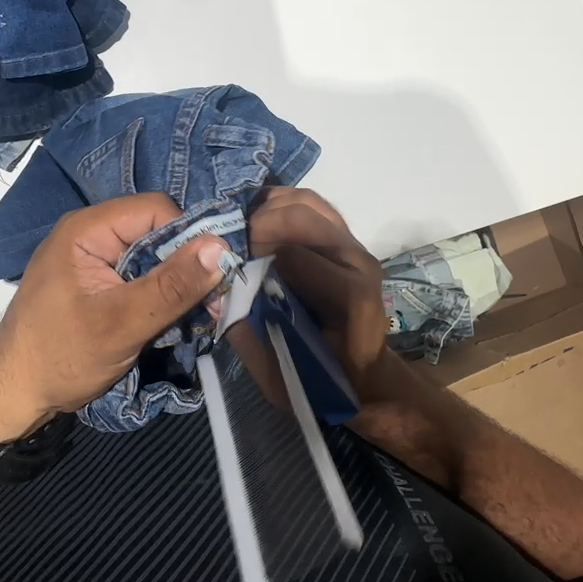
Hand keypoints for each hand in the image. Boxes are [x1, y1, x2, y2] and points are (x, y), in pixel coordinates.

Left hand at [0, 193, 227, 441]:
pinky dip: (159, 296)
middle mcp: (91, 233)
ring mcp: (93, 259)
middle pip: (157, 231)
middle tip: (211, 306)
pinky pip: (139, 276)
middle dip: (186, 266)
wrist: (12, 395)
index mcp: (88, 229)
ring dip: (175, 286)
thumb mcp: (122, 324)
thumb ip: (171, 286)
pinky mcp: (97, 282)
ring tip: (195, 319)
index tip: (213, 278)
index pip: (157, 209)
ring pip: (152, 256)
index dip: (189, 238)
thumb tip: (220, 247)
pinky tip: (171, 321)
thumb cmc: (60, 357)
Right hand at [249, 187, 390, 397]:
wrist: (367, 374)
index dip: (255, 256)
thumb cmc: (324, 380)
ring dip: (268, 208)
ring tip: (243, 230)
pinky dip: (280, 204)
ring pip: (306, 201)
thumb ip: (248, 339)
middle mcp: (357, 262)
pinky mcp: (345, 237)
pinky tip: (258, 220)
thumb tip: (215, 297)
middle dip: (258, 224)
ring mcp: (354, 245)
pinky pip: (311, 203)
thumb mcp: (280, 378)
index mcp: (348, 300)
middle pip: (302, 217)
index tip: (230, 269)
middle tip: (232, 245)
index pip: (294, 256)